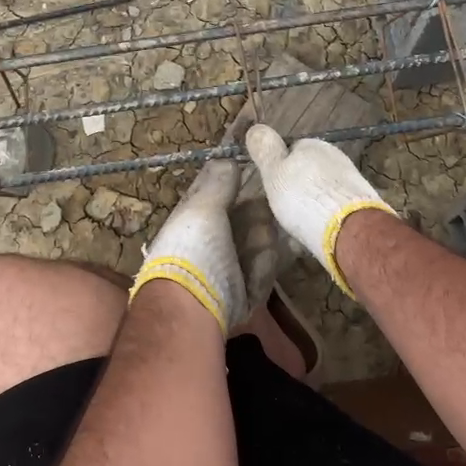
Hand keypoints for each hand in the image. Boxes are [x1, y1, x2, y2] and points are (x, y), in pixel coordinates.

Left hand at [132, 159, 247, 331]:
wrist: (193, 307)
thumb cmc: (194, 247)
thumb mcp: (203, 206)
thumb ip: (219, 181)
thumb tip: (228, 158)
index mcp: (196, 216)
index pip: (222, 192)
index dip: (241, 180)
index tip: (262, 167)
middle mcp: (212, 239)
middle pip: (247, 217)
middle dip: (259, 214)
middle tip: (272, 207)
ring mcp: (229, 266)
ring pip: (259, 243)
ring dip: (262, 243)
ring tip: (261, 246)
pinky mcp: (244, 291)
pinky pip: (263, 271)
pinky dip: (263, 269)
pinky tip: (261, 267)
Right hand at [244, 124, 394, 296]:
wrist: (349, 228)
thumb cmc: (303, 198)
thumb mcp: (273, 173)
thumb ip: (265, 150)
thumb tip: (255, 128)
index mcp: (312, 145)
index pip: (292, 150)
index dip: (280, 170)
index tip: (273, 189)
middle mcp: (334, 156)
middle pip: (309, 171)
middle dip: (299, 189)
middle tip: (286, 211)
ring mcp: (351, 179)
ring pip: (323, 191)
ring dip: (313, 205)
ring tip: (301, 228)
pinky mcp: (363, 203)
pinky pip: (337, 208)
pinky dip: (327, 219)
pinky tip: (319, 235)